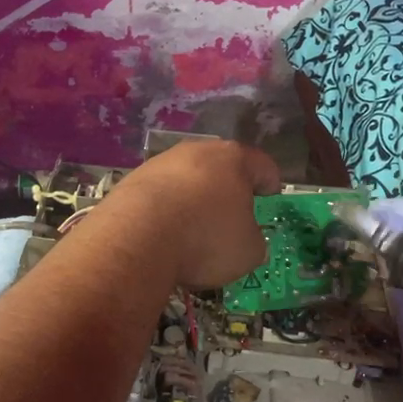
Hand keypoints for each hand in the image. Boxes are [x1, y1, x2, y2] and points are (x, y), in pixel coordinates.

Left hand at [90, 140, 280, 288]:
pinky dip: (166, 208)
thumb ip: (253, 239)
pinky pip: (160, 193)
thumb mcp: (248, 250)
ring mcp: (161, 162)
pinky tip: (165, 232)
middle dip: (228, 187)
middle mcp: (197, 151)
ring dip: (193, 196)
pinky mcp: (133, 179)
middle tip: (233, 212)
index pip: (262, 165)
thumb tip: (244, 238)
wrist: (137, 238)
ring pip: (187, 177)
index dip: (269, 181)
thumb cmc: (206, 238)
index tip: (270, 194)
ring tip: (194, 227)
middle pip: (221, 166)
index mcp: (234, 159)